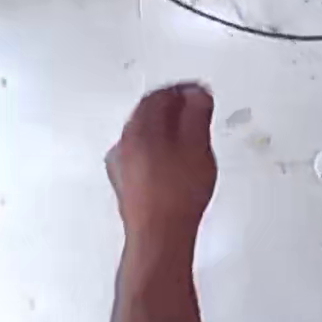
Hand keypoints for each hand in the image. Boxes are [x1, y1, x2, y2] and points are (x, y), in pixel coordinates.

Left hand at [108, 84, 217, 251]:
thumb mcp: (198, 146)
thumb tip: (197, 95)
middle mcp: (123, 147)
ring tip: (193, 124)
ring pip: (144, 132)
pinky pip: (142, 149)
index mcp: (138, 134)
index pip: (156, 97)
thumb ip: (196, 115)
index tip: (199, 88)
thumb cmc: (178, 192)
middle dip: (173, 104)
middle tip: (197, 101)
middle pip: (146, 113)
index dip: (180, 88)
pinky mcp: (127, 180)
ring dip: (167, 122)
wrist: (160, 233)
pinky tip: (179, 150)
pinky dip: (161, 140)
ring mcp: (122, 165)